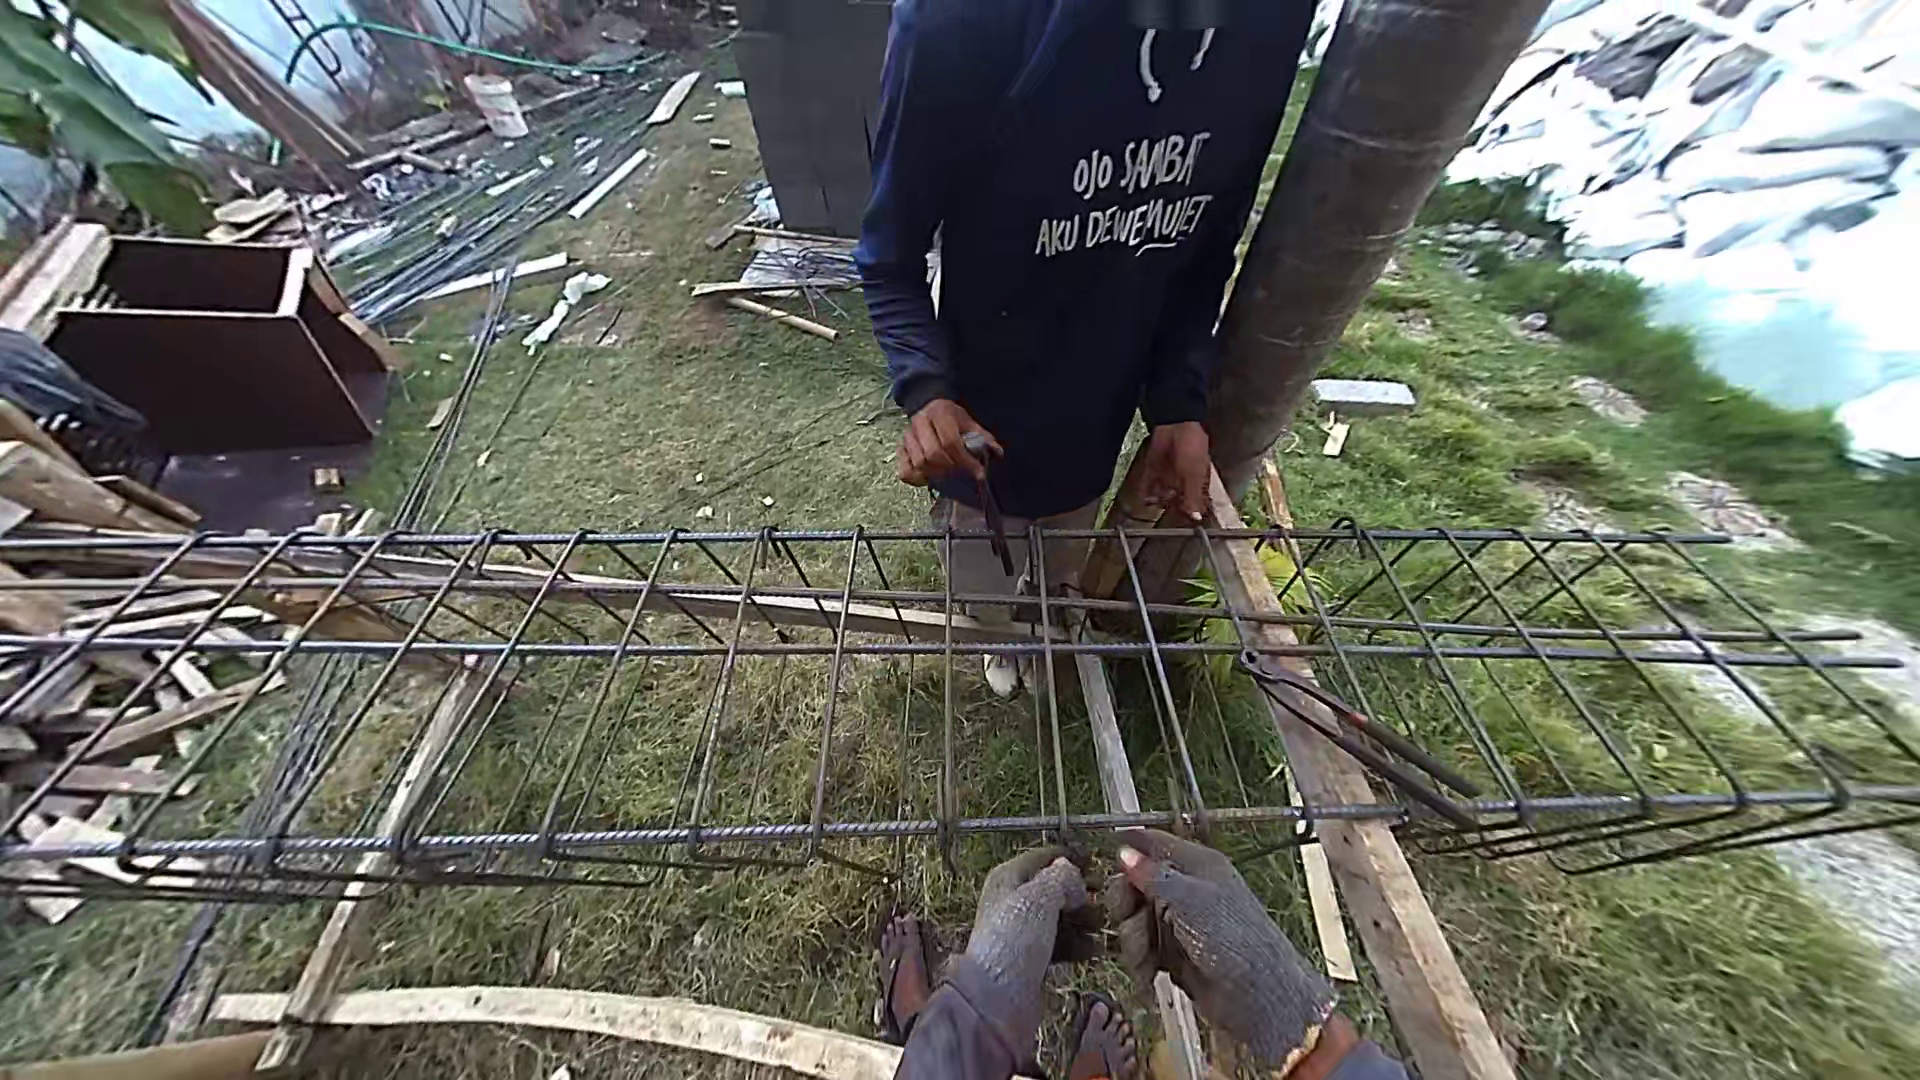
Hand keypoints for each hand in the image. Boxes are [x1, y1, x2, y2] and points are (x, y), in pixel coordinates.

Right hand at [898, 399, 1000, 486]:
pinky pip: (905, 471)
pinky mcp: (900, 449)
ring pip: (919, 463)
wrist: (927, 405)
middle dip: (950, 469)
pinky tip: (930, 478)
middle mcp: (919, 422)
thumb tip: (997, 452)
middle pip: (932, 454)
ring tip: (949, 476)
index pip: (950, 442)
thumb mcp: (968, 421)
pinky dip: (917, 479)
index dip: (966, 461)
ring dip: (936, 474)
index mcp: (939, 413)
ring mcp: (907, 436)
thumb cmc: (950, 416)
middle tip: (962, 474)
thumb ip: (982, 437)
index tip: (978, 473)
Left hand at [958, 847, 1090, 1058]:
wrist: (996, 999)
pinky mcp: (1032, 958)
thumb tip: (1072, 872)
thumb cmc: (1014, 938)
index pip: (1043, 857)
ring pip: (1059, 916)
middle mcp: (1014, 899)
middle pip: (1053, 887)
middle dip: (1080, 891)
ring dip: (1082, 918)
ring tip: (1102, 924)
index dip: (1069, 857)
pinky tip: (1095, 949)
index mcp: (1009, 876)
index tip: (1095, 862)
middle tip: (1106, 896)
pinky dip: (1077, 943)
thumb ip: (1061, 878)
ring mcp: (1023, 930)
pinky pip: (1060, 942)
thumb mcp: (1039, 897)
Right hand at [1103, 831, 1335, 1071]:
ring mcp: (1177, 922)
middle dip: (1124, 900)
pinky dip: (1140, 960)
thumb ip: (1152, 875)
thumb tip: (1123, 852)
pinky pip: (1142, 947)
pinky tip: (1149, 973)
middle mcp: (1183, 889)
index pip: (1152, 842)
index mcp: (1194, 864)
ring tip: (1145, 954)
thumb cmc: (1234, 939)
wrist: (1263, 1003)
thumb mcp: (1190, 900)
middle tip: (1127, 914)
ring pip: (1134, 917)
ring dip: (1132, 937)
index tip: (1104, 853)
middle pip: (1134, 881)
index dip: (1127, 845)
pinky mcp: (1173, 954)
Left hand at [1140, 422, 1211, 522]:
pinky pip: (1148, 485)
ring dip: (1158, 502)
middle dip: (1172, 510)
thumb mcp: (1194, 474)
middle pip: (1177, 502)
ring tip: (1155, 505)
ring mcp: (1167, 476)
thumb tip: (1197, 518)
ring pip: (1162, 496)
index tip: (1184, 526)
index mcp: (1197, 483)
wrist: (1175, 426)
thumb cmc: (1192, 448)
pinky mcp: (1153, 470)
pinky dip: (1145, 493)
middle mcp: (1182, 482)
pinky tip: (1144, 499)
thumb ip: (1193, 496)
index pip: (1195, 504)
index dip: (1189, 515)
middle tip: (1167, 518)